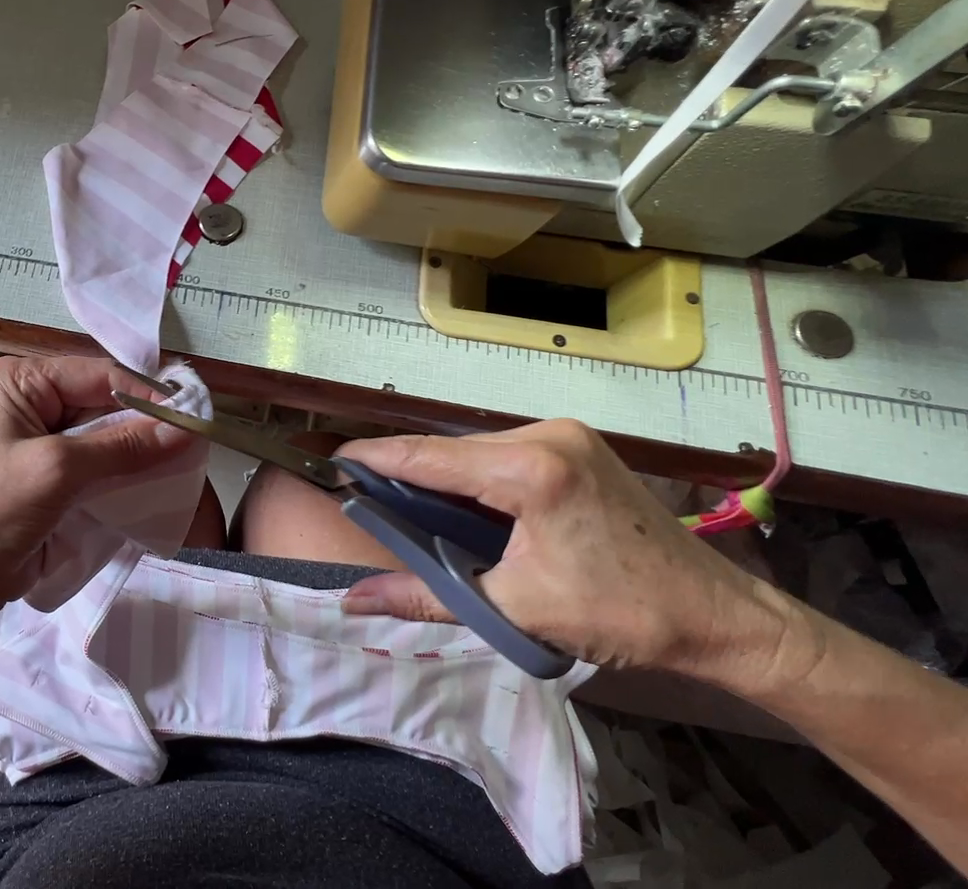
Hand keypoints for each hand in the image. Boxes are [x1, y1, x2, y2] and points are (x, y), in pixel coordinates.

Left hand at [0, 355, 194, 604]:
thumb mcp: (59, 469)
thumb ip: (123, 446)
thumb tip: (186, 427)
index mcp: (21, 381)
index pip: (97, 374)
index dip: (145, 393)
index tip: (192, 415)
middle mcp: (34, 400)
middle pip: (105, 401)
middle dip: (145, 422)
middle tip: (195, 441)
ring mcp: (45, 437)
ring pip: (108, 433)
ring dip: (141, 449)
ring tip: (185, 462)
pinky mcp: (56, 473)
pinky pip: (102, 462)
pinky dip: (127, 471)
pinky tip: (156, 480)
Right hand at [336, 420, 795, 683]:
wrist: (723, 617)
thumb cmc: (623, 615)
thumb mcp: (514, 609)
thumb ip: (424, 598)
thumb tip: (351, 600)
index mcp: (531, 470)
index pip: (426, 456)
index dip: (371, 458)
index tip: (328, 464)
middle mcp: (546, 436)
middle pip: (447, 449)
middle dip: (403, 472)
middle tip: (362, 498)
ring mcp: (565, 435)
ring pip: (472, 449)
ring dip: (438, 475)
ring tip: (407, 508)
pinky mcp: (576, 445)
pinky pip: (499, 452)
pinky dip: (470, 475)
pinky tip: (460, 503)